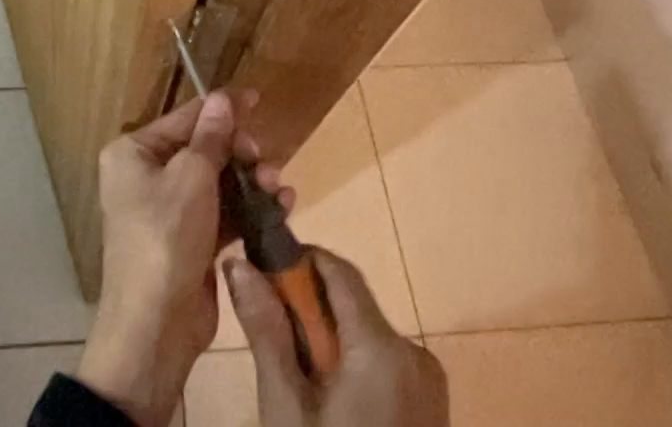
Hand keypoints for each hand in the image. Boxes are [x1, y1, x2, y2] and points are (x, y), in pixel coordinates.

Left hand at [77, 90, 289, 426]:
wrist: (156, 324)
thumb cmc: (166, 237)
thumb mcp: (191, 177)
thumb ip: (211, 137)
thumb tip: (222, 99)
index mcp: (133, 153)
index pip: (185, 118)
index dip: (222, 108)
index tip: (257, 98)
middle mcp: (146, 176)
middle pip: (204, 149)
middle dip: (240, 153)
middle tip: (263, 162)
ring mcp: (169, 210)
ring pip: (218, 181)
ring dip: (251, 181)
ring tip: (277, 189)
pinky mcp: (191, 240)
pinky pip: (224, 212)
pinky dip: (249, 208)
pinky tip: (281, 206)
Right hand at [225, 248, 448, 426]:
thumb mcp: (286, 408)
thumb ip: (265, 330)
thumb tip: (238, 264)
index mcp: (382, 349)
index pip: (338, 270)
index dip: (298, 262)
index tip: (261, 275)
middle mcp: (416, 354)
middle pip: (352, 305)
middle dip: (308, 313)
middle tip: (270, 344)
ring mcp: (430, 384)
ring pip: (366, 336)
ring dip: (328, 344)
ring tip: (297, 389)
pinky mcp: (433, 408)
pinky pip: (385, 365)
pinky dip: (353, 369)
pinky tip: (329, 408)